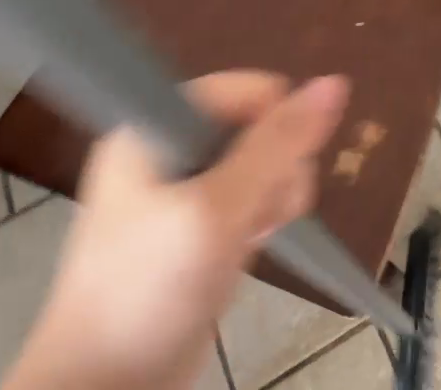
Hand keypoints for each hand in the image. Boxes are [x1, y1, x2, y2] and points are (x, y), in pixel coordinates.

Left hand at [4, 72, 349, 389]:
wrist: (105, 389)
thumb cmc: (149, 290)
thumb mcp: (219, 210)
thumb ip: (278, 145)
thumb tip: (336, 82)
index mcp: (155, 125)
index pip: (248, 90)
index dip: (275, 126)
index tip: (273, 176)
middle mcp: (168, 145)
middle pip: (261, 125)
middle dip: (276, 171)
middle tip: (256, 215)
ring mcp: (182, 187)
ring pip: (264, 164)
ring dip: (272, 200)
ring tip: (249, 237)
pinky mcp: (197, 223)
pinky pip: (252, 198)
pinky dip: (261, 219)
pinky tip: (250, 246)